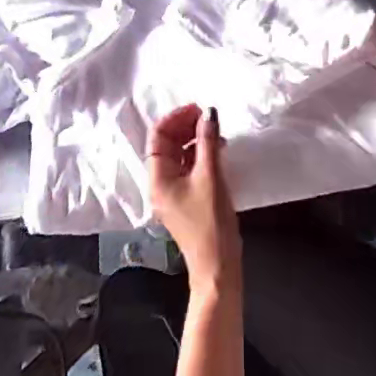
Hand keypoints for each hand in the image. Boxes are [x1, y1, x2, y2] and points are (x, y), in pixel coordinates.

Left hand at [147, 104, 240, 293]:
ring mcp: (173, 192)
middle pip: (166, 143)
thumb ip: (208, 141)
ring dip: (195, 140)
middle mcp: (160, 183)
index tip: (199, 108)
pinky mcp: (187, 199)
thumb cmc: (211, 222)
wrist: (218, 267)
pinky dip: (200, 155)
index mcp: (157, 177)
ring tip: (217, 133)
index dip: (177, 117)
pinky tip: (218, 151)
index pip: (158, 135)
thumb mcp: (210, 177)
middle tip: (210, 117)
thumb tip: (208, 112)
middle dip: (186, 126)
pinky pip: (189, 168)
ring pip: (179, 155)